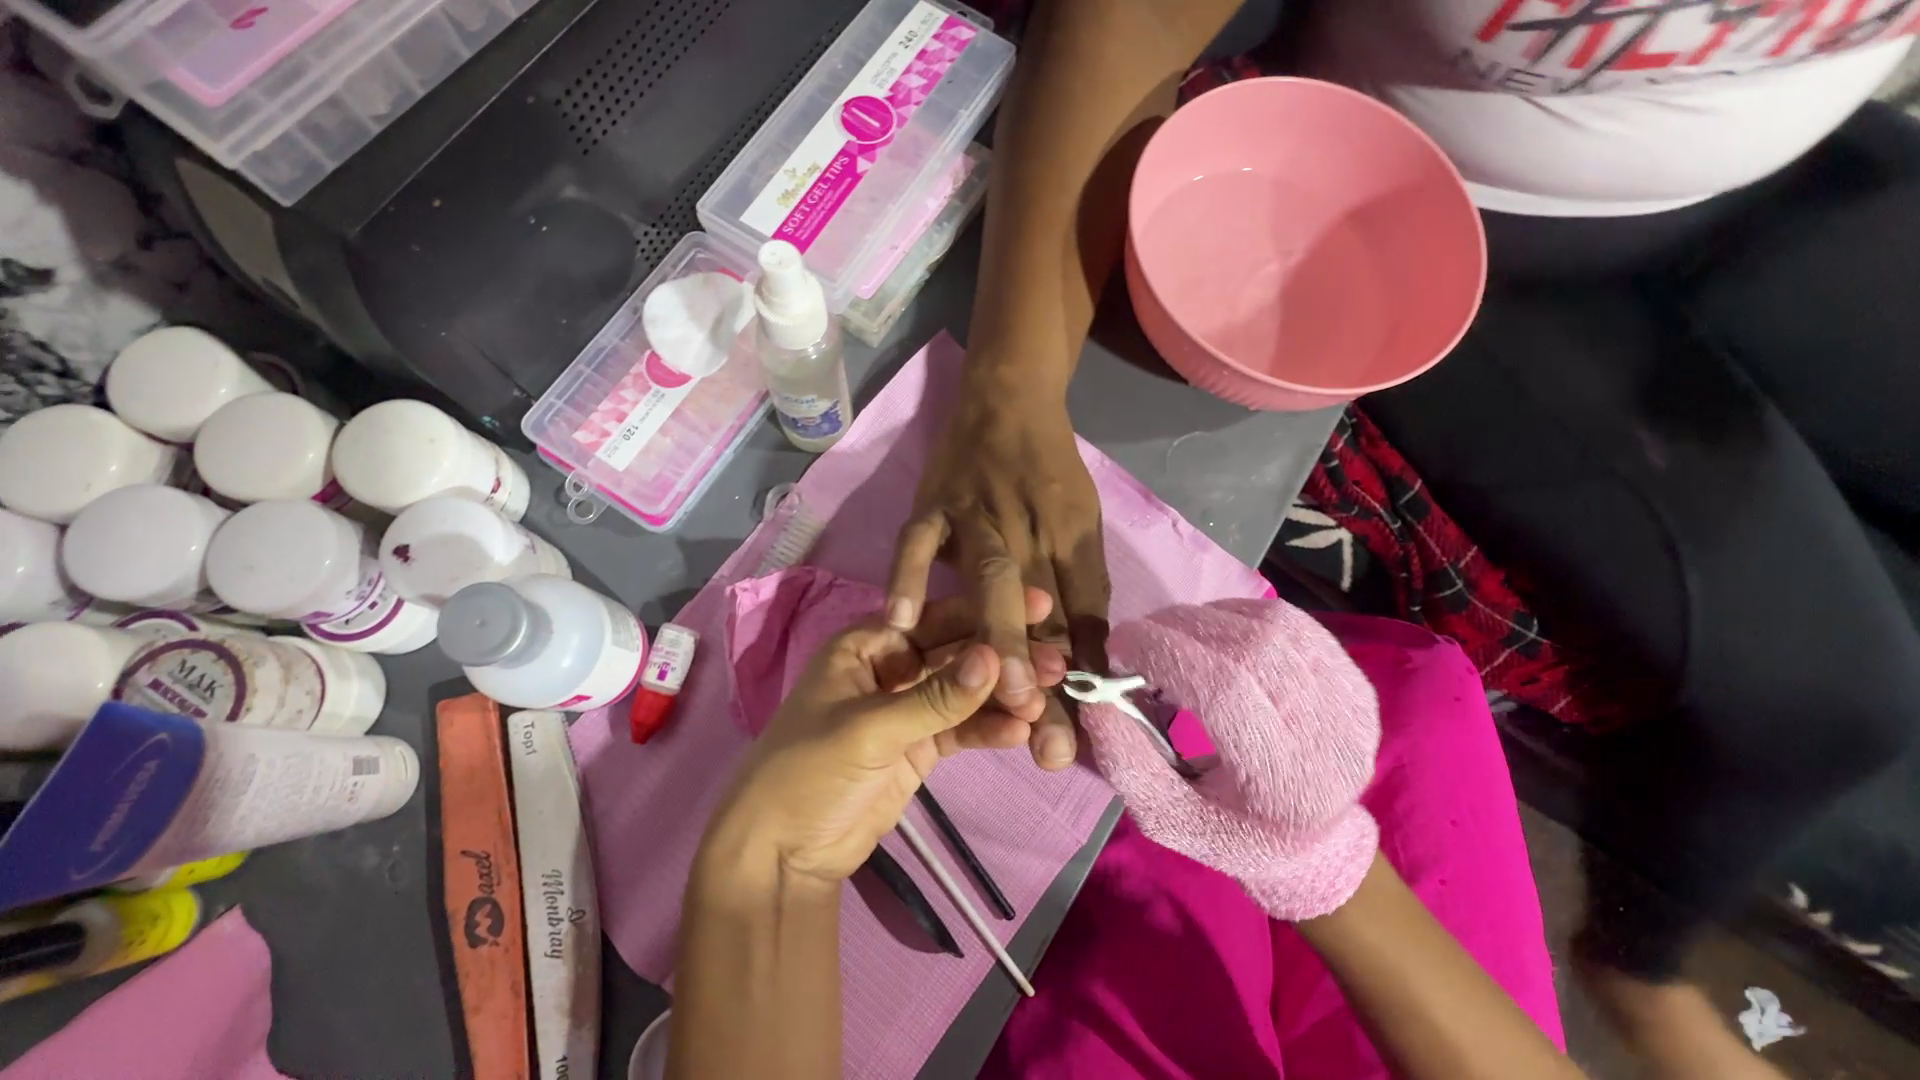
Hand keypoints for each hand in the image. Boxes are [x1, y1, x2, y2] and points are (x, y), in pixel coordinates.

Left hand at [710, 588, 1062, 884]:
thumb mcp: (869, 728)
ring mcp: (907, 710)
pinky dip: (988, 729)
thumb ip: (934, 697)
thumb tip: (995, 657)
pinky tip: (1023, 731)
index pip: (933, 617)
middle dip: (1003, 656)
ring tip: (1048, 700)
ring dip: (1004, 695)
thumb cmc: (809, 771)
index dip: (982, 612)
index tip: (1036, 606)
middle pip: (956, 653)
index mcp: (866, 645)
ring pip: (965, 693)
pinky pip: (961, 730)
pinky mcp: (920, 748)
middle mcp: (891, 668)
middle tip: (1056, 659)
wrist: (783, 850)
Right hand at [888, 375, 1109, 772]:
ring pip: (992, 582)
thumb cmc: (1050, 470)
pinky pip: (918, 540)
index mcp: (1071, 541)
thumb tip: (1088, 662)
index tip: (1079, 739)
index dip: (1080, 678)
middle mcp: (1032, 534)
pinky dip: (909, 575)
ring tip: (1001, 697)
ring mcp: (979, 517)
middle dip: (1048, 676)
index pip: (1081, 617)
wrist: (1011, 398)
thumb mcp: (1082, 526)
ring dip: (999, 638)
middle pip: (1043, 612)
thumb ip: (1084, 592)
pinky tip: (898, 622)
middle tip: (1049, 743)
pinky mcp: (935, 503)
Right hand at [1080, 599, 1382, 920]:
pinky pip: (1293, 622)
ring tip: (1174, 634)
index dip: (1164, 652)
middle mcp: (1326, 734)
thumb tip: (1096, 700)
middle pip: (1248, 647)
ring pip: (1272, 625)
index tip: (1120, 645)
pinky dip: (1242, 615)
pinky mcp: (1356, 680)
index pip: (1224, 688)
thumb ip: (1126, 763)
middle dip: (1179, 628)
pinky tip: (1214, 631)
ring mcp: (1348, 701)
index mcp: (1282, 779)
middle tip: (1140, 637)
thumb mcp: (1167, 819)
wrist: (1313, 843)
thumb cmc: (1232, 834)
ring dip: (1208, 617)